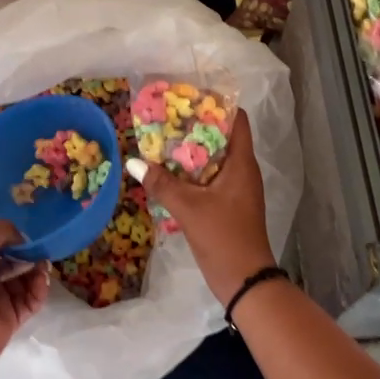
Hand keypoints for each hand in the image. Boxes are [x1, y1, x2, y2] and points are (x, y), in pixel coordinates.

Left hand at [0, 219, 50, 362]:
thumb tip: (20, 236)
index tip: (16, 216)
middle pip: (6, 256)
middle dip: (23, 247)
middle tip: (39, 242)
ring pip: (21, 276)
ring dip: (35, 267)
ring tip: (43, 263)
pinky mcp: (10, 317)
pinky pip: (30, 299)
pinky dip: (39, 289)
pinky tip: (41, 281)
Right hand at [131, 110, 276, 304]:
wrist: (245, 281)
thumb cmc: (223, 237)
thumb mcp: (188, 208)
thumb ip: (162, 183)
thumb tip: (134, 162)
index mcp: (242, 163)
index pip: (237, 120)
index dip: (216, 105)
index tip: (189, 98)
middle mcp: (243, 171)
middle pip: (222, 138)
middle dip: (195, 128)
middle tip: (165, 119)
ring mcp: (238, 190)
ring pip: (214, 161)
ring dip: (191, 153)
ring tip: (161, 143)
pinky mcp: (230, 206)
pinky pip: (210, 180)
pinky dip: (192, 174)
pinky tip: (169, 176)